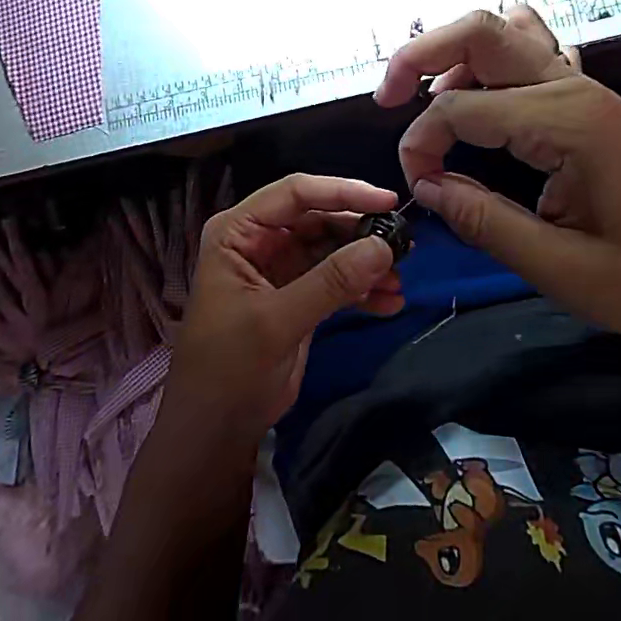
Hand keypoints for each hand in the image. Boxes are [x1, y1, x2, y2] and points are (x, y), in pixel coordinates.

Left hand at [168, 174, 404, 436]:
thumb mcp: (276, 322)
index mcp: (237, 231)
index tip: (388, 201)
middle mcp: (258, 241)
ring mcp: (279, 269)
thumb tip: (383, 246)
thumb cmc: (228, 368)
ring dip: (365, 262)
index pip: (294, 194)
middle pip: (317, 219)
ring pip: (331, 249)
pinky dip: (361, 289)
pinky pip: (335, 281)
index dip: (341, 192)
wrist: (215, 428)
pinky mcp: (297, 297)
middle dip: (359, 232)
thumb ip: (328, 282)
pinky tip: (389, 303)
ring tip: (399, 281)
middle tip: (405, 248)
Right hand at [378, 7, 620, 345]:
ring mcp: (583, 85)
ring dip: (453, 53)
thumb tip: (424, 185)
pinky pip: (530, 48)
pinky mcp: (587, 97)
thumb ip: (482, 222)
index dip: (420, 144)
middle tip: (385, 100)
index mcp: (568, 125)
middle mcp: (573, 88)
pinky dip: (489, 59)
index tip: (418, 187)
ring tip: (426, 97)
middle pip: (479, 30)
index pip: (459, 109)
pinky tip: (477, 95)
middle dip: (417, 56)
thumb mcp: (562, 270)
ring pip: (503, 29)